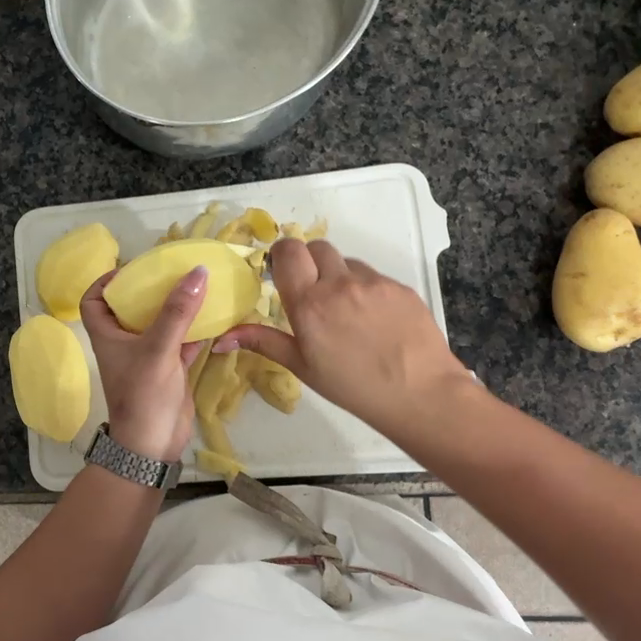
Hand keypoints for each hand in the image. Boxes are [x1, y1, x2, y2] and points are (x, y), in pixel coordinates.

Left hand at [78, 266, 207, 461]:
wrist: (153, 445)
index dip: (104, 282)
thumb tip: (197, 271)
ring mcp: (148, 356)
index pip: (93, 301)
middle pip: (131, 307)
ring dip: (177, 307)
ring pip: (161, 323)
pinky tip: (216, 314)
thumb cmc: (143, 395)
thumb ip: (177, 312)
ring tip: (198, 284)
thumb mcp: (158, 349)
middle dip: (150, 289)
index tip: (129, 269)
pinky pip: (182, 341)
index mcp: (108, 336)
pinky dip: (196, 329)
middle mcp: (125, 343)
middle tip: (172, 270)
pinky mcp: (170, 369)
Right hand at [215, 239, 473, 435]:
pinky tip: (371, 319)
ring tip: (343, 310)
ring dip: (337, 275)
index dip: (281, 254)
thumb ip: (262, 342)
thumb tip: (221, 338)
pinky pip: (373, 277)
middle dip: (307, 261)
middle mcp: (339, 284)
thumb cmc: (351, 386)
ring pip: (346, 262)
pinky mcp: (399, 287)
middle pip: (316, 247)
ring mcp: (373, 283)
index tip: (279, 270)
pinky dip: (364, 289)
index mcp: (309, 304)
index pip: (288, 252)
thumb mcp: (301, 366)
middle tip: (309, 288)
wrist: (420, 393)